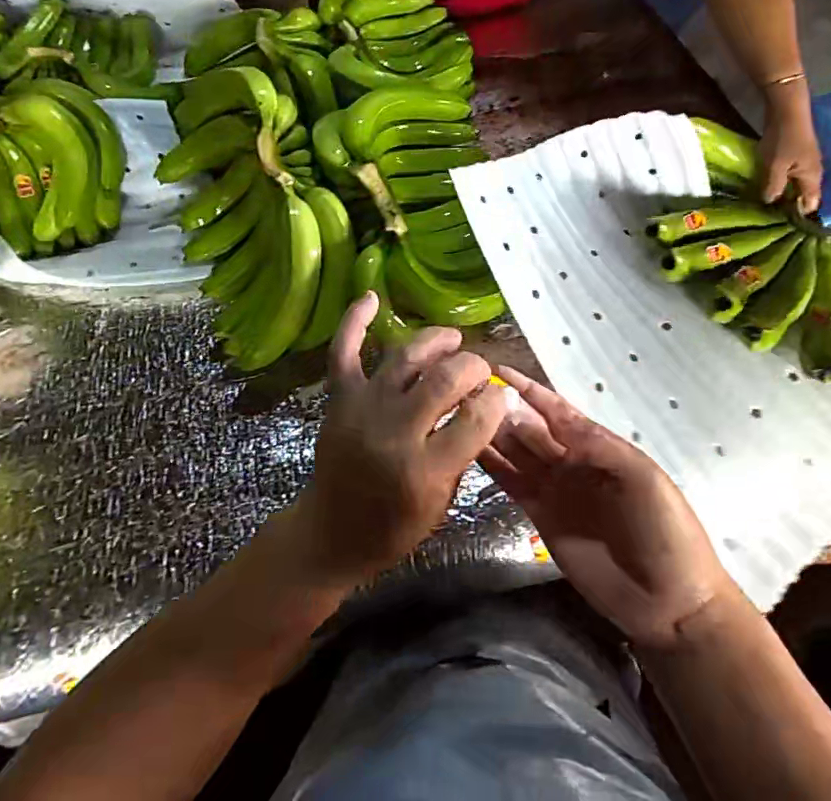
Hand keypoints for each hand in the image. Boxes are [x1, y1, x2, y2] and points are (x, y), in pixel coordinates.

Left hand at [290, 294, 506, 584]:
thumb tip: (493, 400)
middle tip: (479, 370)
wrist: (331, 533)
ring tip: (453, 340)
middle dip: (474, 366)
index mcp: (425, 469)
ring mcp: (363, 410)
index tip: (499, 394)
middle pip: (446, 378)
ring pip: (406, 357)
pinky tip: (371, 297)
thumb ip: (466, 449)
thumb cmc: (394, 525)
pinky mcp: (340, 400)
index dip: (496, 398)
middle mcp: (394, 432)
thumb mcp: (442, 500)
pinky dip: (355, 322)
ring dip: (436, 341)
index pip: (477, 416)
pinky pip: (344, 352)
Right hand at [481, 367, 739, 651]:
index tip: (500, 371)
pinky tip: (470, 450)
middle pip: (532, 429)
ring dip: (493, 434)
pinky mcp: (541, 518)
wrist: (668, 600)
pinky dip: (493, 468)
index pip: (558, 411)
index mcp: (600, 446)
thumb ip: (597, 445)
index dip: (532, 391)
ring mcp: (556, 489)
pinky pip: (513, 485)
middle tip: (466, 393)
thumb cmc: (664, 529)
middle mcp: (573, 462)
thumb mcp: (641, 477)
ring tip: (459, 414)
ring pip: (517, 454)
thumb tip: (549, 416)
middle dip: (504, 410)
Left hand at [759, 101, 822, 215]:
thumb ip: (774, 187)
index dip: (797, 216)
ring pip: (798, 185)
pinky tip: (771, 184)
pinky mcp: (799, 154)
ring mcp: (807, 162)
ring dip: (786, 193)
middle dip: (790, 205)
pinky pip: (793, 174)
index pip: (810, 205)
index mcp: (812, 178)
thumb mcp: (775, 166)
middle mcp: (814, 172)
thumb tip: (770, 203)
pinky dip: (784, 181)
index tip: (781, 223)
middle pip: (804, 196)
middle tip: (771, 215)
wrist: (788, 108)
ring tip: (768, 203)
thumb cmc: (783, 139)